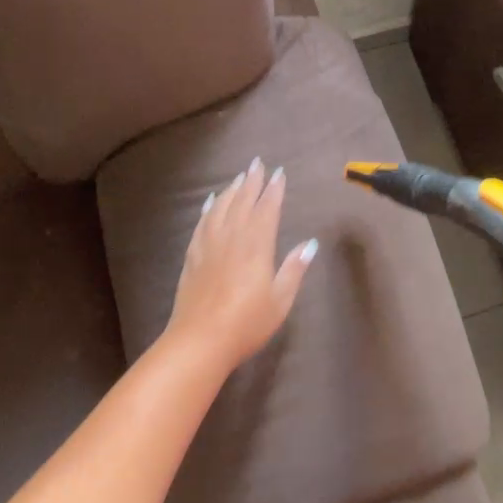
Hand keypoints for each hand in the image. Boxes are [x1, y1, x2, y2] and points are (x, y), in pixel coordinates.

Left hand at [162, 159, 316, 371]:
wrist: (199, 339)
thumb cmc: (247, 323)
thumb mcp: (280, 300)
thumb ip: (294, 269)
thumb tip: (310, 243)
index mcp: (257, 245)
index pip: (267, 209)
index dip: (274, 190)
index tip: (279, 173)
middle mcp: (232, 237)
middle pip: (243, 202)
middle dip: (252, 181)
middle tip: (257, 163)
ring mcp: (209, 245)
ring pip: (221, 208)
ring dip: (231, 190)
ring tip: (239, 177)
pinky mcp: (192, 256)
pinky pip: (202, 223)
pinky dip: (209, 208)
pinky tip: (211, 202)